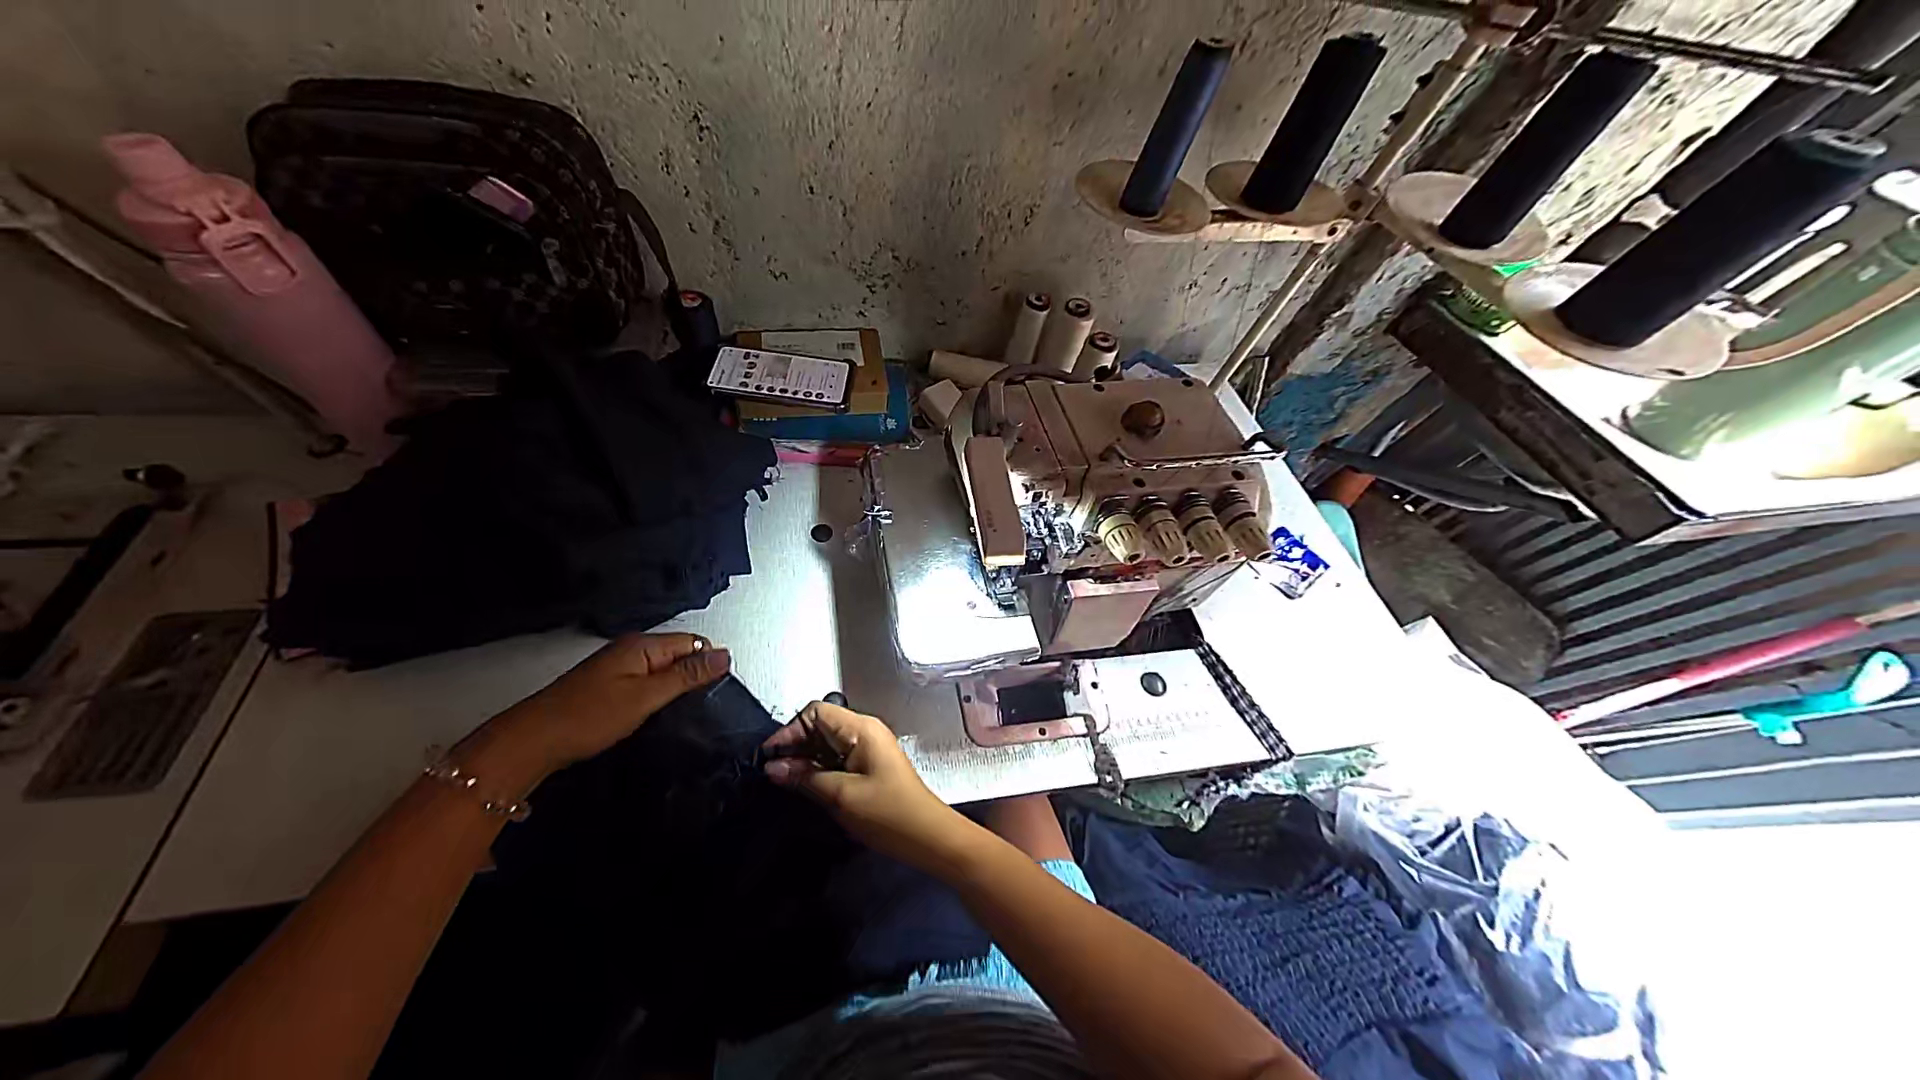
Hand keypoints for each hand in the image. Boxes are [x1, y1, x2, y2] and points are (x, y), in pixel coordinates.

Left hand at [471, 633, 730, 783]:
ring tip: (664, 713)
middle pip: (680, 656)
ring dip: (672, 691)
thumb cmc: (583, 718)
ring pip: (664, 672)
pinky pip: (647, 685)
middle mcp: (631, 650)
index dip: (708, 665)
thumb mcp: (646, 696)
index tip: (711, 690)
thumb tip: (722, 656)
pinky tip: (648, 716)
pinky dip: (654, 699)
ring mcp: (619, 668)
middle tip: (686, 706)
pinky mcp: (611, 686)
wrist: (533, 742)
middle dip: (691, 679)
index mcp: (642, 645)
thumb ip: (687, 675)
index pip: (695, 642)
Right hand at [761, 701, 980, 873]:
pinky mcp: (869, 766)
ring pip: (826, 743)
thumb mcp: (840, 795)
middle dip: (795, 746)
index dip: (790, 731)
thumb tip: (774, 767)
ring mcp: (868, 749)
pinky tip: (809, 787)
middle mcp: (866, 732)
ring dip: (805, 760)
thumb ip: (804, 778)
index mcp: (862, 729)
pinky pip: (836, 758)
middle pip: (820, 725)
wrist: (927, 837)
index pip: (816, 712)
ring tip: (789, 782)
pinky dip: (819, 769)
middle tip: (776, 771)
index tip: (771, 756)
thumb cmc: (892, 815)